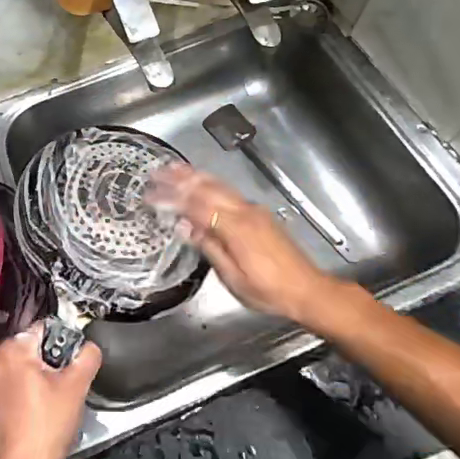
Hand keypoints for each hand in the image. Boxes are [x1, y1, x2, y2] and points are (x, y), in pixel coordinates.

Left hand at [0, 321, 101, 458]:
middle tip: (65, 388)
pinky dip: (20, 401)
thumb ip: (88, 357)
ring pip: (18, 374)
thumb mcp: (77, 387)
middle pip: (30, 352)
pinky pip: (7, 395)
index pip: (45, 329)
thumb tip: (90, 346)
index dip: (65, 343)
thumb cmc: (44, 428)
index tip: (74, 365)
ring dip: (35, 383)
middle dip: (50, 366)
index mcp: (11, 349)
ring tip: (51, 407)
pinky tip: (33, 421)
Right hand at [148, 163, 346, 327]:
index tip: (152, 195)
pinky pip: (228, 191)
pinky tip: (201, 182)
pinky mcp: (258, 213)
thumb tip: (184, 227)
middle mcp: (244, 211)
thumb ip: (209, 248)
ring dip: (195, 176)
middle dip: (181, 179)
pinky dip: (210, 183)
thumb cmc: (268, 291)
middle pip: (208, 188)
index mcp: (236, 228)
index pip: (197, 207)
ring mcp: (253, 209)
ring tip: (174, 167)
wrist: (307, 289)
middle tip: (157, 172)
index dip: (173, 199)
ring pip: (219, 185)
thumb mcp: (234, 278)